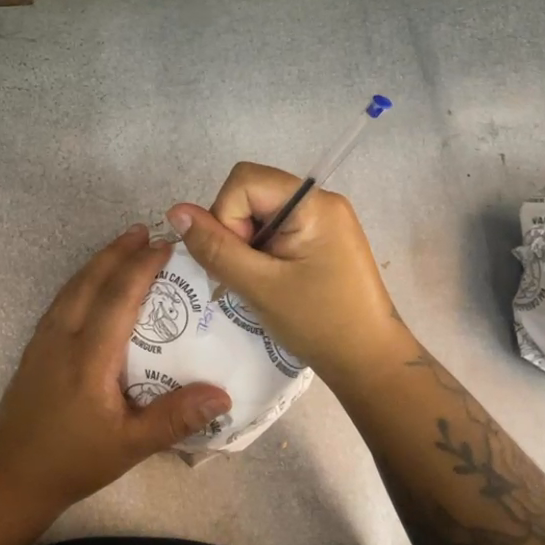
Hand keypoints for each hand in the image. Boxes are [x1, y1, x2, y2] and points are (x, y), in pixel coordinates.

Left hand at [0, 225, 231, 513]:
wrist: (14, 472)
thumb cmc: (75, 460)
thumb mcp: (130, 446)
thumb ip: (174, 418)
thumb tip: (223, 394)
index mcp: (88, 357)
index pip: (117, 298)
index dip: (141, 268)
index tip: (165, 246)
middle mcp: (62, 337)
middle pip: (90, 282)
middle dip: (117, 253)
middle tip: (145, 231)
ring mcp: (43, 339)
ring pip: (71, 287)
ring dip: (98, 263)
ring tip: (122, 246)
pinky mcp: (35, 347)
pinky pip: (61, 301)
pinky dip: (81, 282)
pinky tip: (91, 284)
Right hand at [168, 162, 406, 379]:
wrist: (369, 362)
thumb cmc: (318, 323)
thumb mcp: (257, 286)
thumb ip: (214, 246)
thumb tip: (175, 211)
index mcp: (314, 204)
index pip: (244, 182)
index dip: (227, 216)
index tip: (241, 258)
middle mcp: (320, 201)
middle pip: (248, 192)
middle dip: (234, 230)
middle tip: (247, 273)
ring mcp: (322, 219)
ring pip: (256, 212)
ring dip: (244, 244)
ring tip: (257, 280)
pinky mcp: (319, 237)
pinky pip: (272, 228)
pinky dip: (258, 251)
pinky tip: (267, 279)